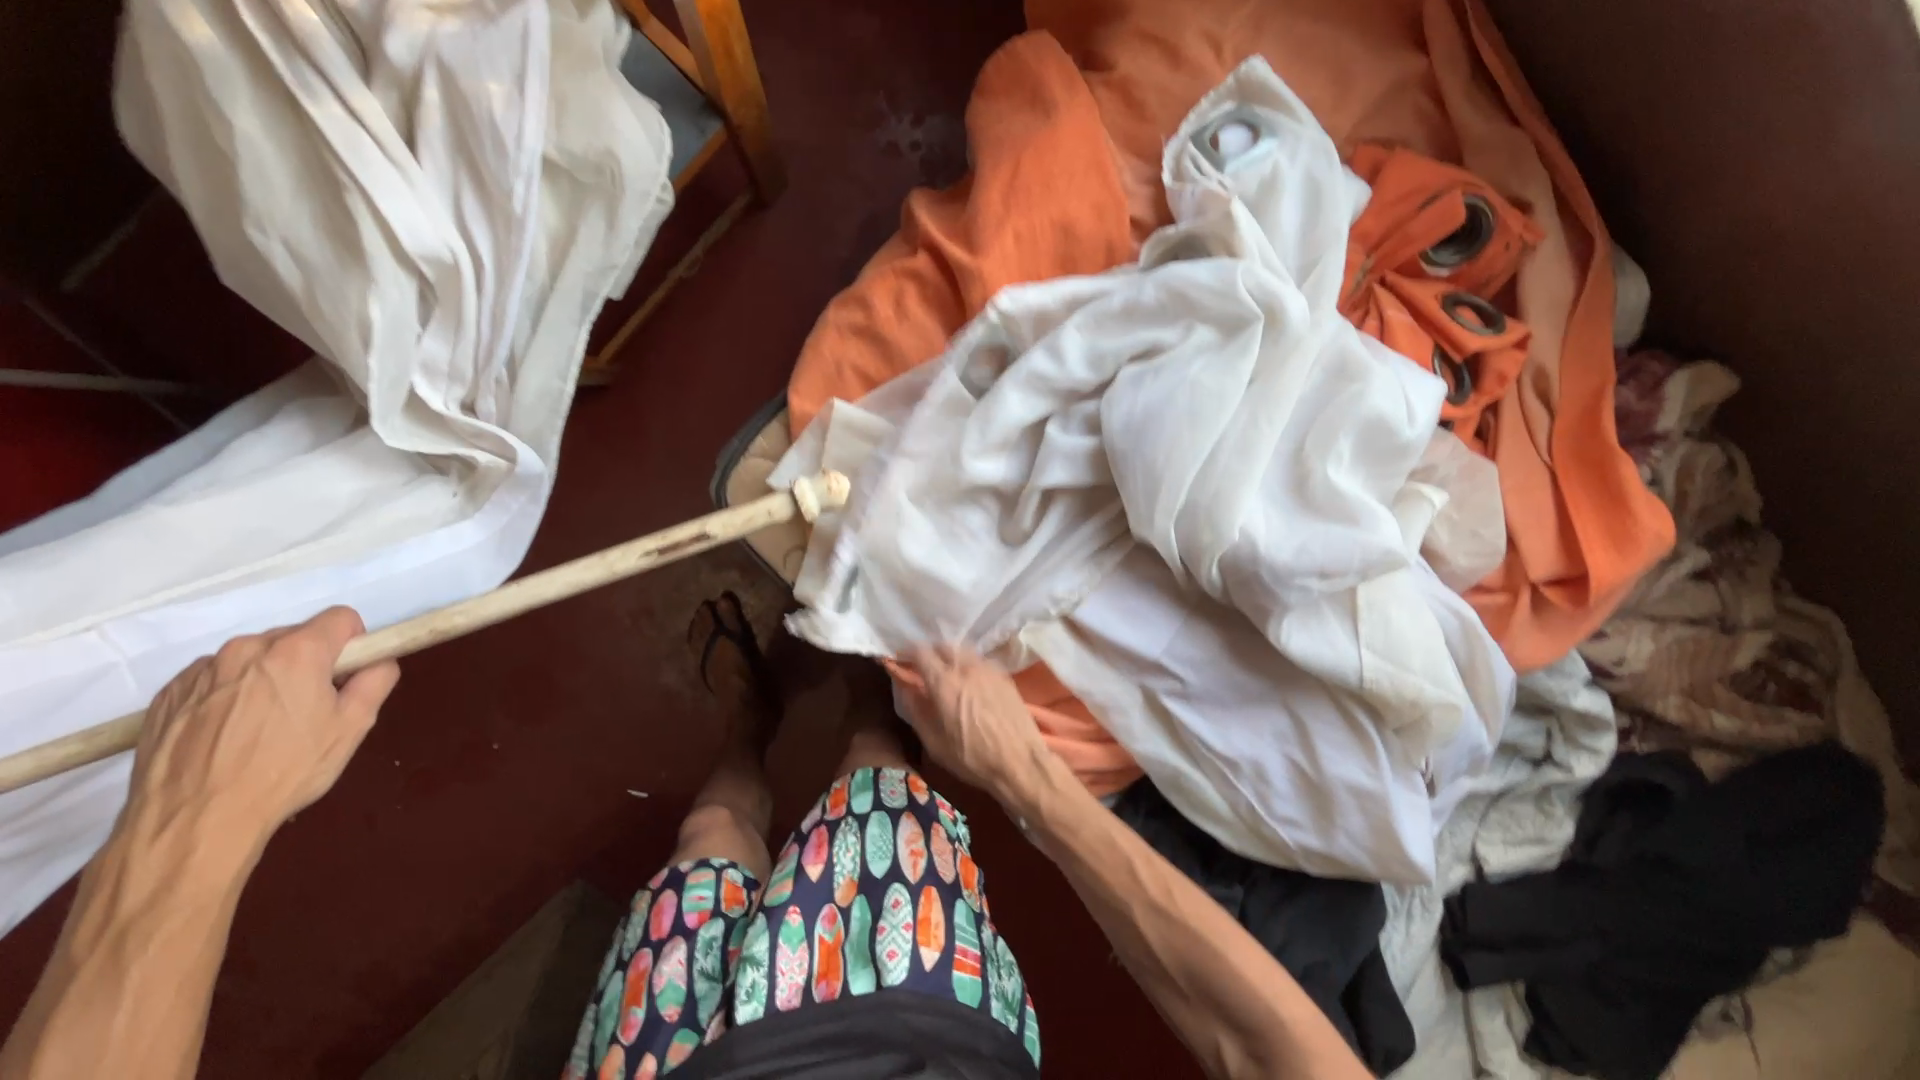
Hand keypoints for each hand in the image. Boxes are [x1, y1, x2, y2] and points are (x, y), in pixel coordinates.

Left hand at [123, 607, 399, 855]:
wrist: (194, 819)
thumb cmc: (285, 771)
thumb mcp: (352, 728)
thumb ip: (376, 681)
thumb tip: (377, 661)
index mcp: (297, 652)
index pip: (341, 618)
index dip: (354, 644)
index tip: (347, 676)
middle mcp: (246, 648)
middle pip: (293, 638)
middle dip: (307, 664)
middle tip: (306, 710)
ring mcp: (201, 670)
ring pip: (251, 659)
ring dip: (264, 679)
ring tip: (259, 728)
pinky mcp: (167, 694)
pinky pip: (212, 680)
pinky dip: (226, 696)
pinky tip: (225, 735)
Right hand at [892, 646, 1055, 806]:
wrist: (1020, 762)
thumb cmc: (972, 758)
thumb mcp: (934, 742)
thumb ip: (916, 709)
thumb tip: (904, 687)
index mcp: (944, 683)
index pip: (920, 651)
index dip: (907, 653)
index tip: (901, 661)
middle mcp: (965, 668)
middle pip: (942, 646)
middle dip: (930, 653)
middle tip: (924, 669)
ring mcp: (988, 669)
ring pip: (963, 651)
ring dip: (951, 658)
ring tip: (948, 675)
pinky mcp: (1004, 675)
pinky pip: (981, 661)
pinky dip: (970, 665)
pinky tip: (972, 682)